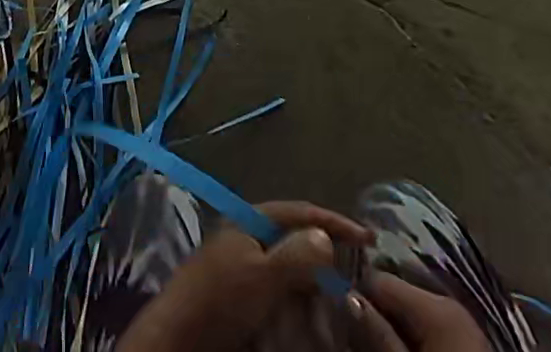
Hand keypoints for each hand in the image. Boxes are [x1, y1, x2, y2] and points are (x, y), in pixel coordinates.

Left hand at [118, 201, 370, 351]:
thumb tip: (324, 235)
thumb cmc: (221, 300)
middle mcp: (244, 239)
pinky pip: (278, 291)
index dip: (332, 221)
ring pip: (288, 267)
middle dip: (325, 252)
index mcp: (247, 223)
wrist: (181, 337)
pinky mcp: (240, 296)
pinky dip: (299, 299)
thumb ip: (295, 255)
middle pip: (293, 238)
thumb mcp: (262, 275)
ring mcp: (241, 267)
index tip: (369, 239)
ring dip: (315, 280)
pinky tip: (315, 313)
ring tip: (343, 295)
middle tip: (359, 271)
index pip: (297, 212)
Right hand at [345, 273, 493, 351]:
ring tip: (363, 346)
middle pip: (390, 295)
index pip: (375, 277)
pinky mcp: (463, 347)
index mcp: (437, 307)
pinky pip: (422, 332)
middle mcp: (448, 307)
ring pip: (404, 315)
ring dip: (382, 329)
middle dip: (366, 312)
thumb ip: (374, 333)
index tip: (329, 312)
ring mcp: (459, 328)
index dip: (349, 292)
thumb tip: (342, 294)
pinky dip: (402, 340)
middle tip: (344, 334)